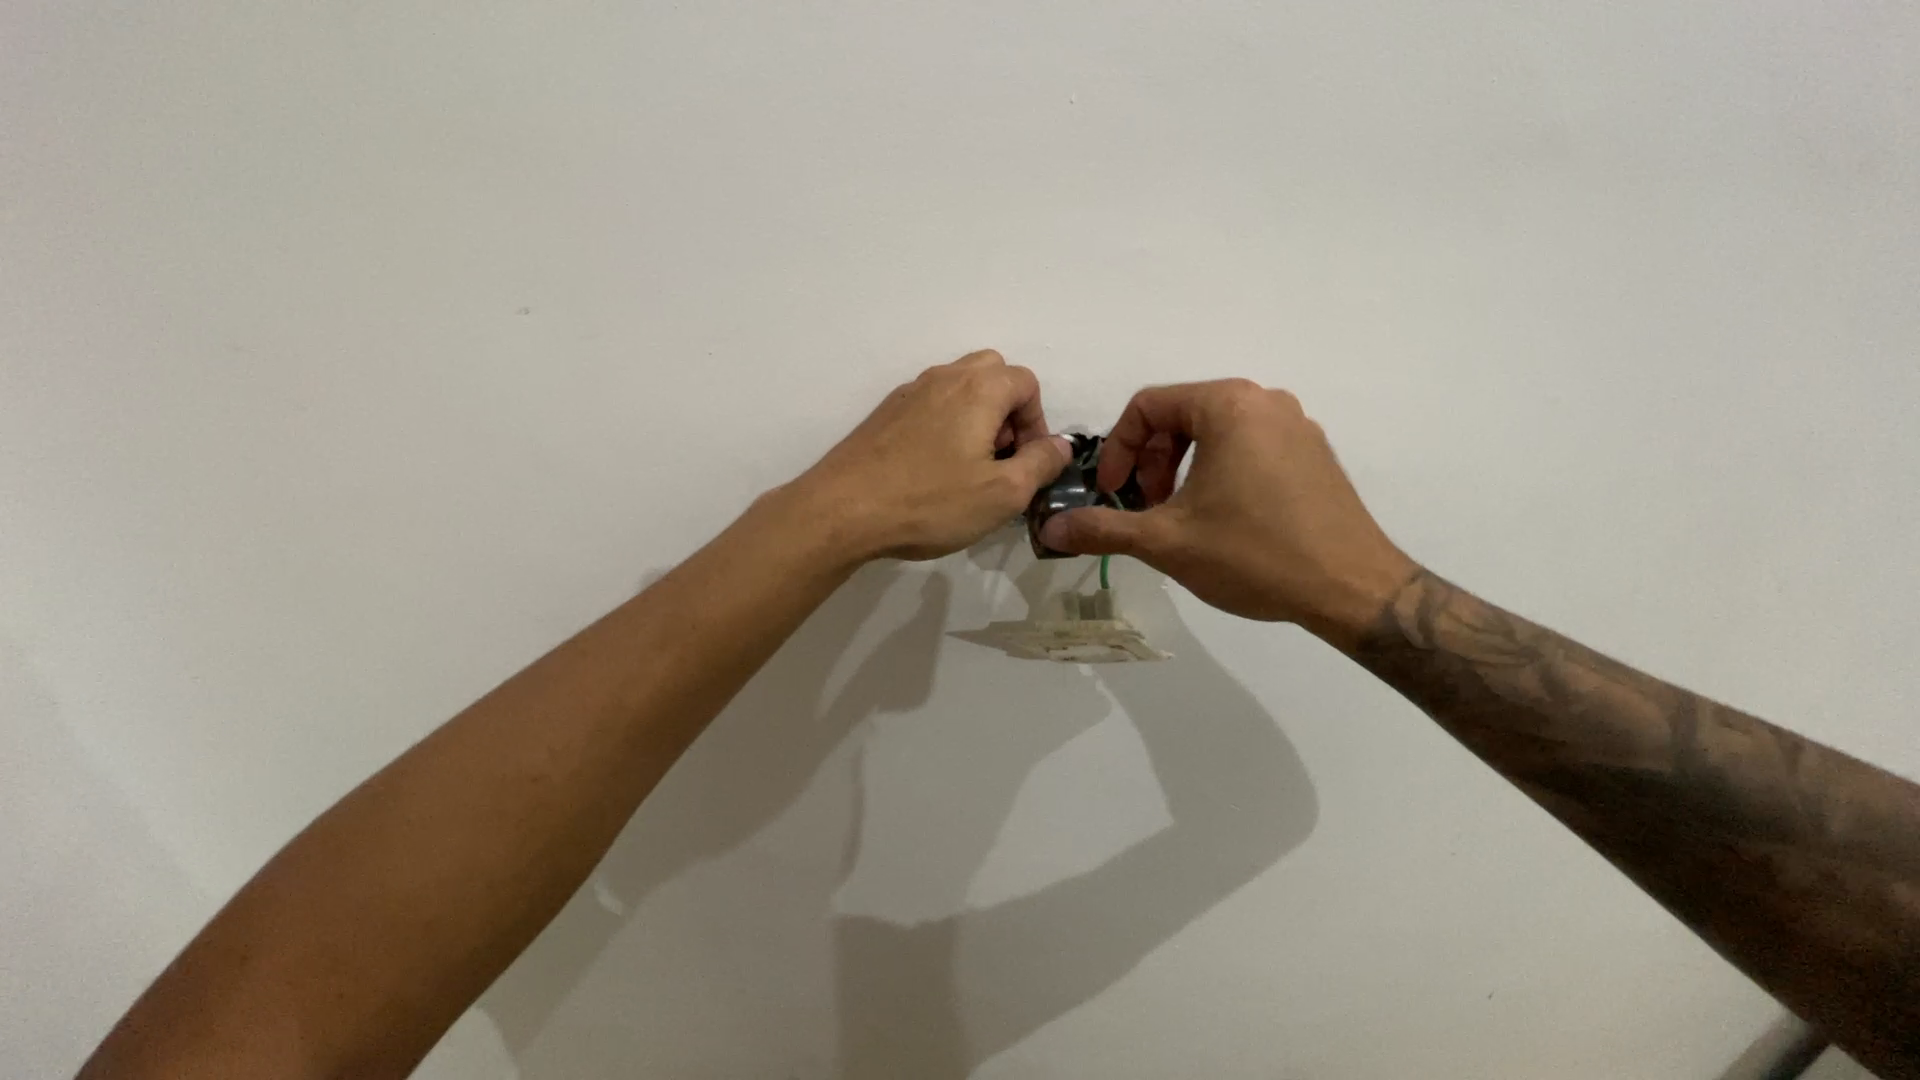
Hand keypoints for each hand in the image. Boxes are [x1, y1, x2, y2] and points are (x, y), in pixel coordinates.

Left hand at [794, 350, 1071, 561]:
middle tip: (998, 460)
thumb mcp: (1003, 493)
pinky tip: (932, 473)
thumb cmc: (931, 501)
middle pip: (992, 375)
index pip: (1027, 383)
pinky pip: (930, 407)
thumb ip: (1041, 463)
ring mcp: (909, 393)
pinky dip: (945, 428)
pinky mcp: (884, 415)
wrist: (842, 510)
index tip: (1025, 464)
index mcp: (978, 388)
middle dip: (1007, 413)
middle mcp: (943, 377)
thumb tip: (1060, 445)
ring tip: (967, 471)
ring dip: (976, 421)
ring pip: (959, 390)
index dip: (1036, 423)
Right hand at [1039, 379, 1415, 642]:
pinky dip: (1219, 473)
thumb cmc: (1253, 554)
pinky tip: (1222, 521)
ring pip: (1216, 433)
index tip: (1112, 494)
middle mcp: (1265, 401)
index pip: (1148, 406)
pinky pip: (1249, 447)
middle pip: (1182, 415)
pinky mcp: (1314, 455)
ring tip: (1180, 518)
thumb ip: (1103, 529)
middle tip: (1145, 508)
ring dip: (1183, 469)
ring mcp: (1297, 426)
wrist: (1352, 588)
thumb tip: (1050, 529)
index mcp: (1228, 405)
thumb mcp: (1167, 542)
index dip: (1118, 450)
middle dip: (1151, 462)